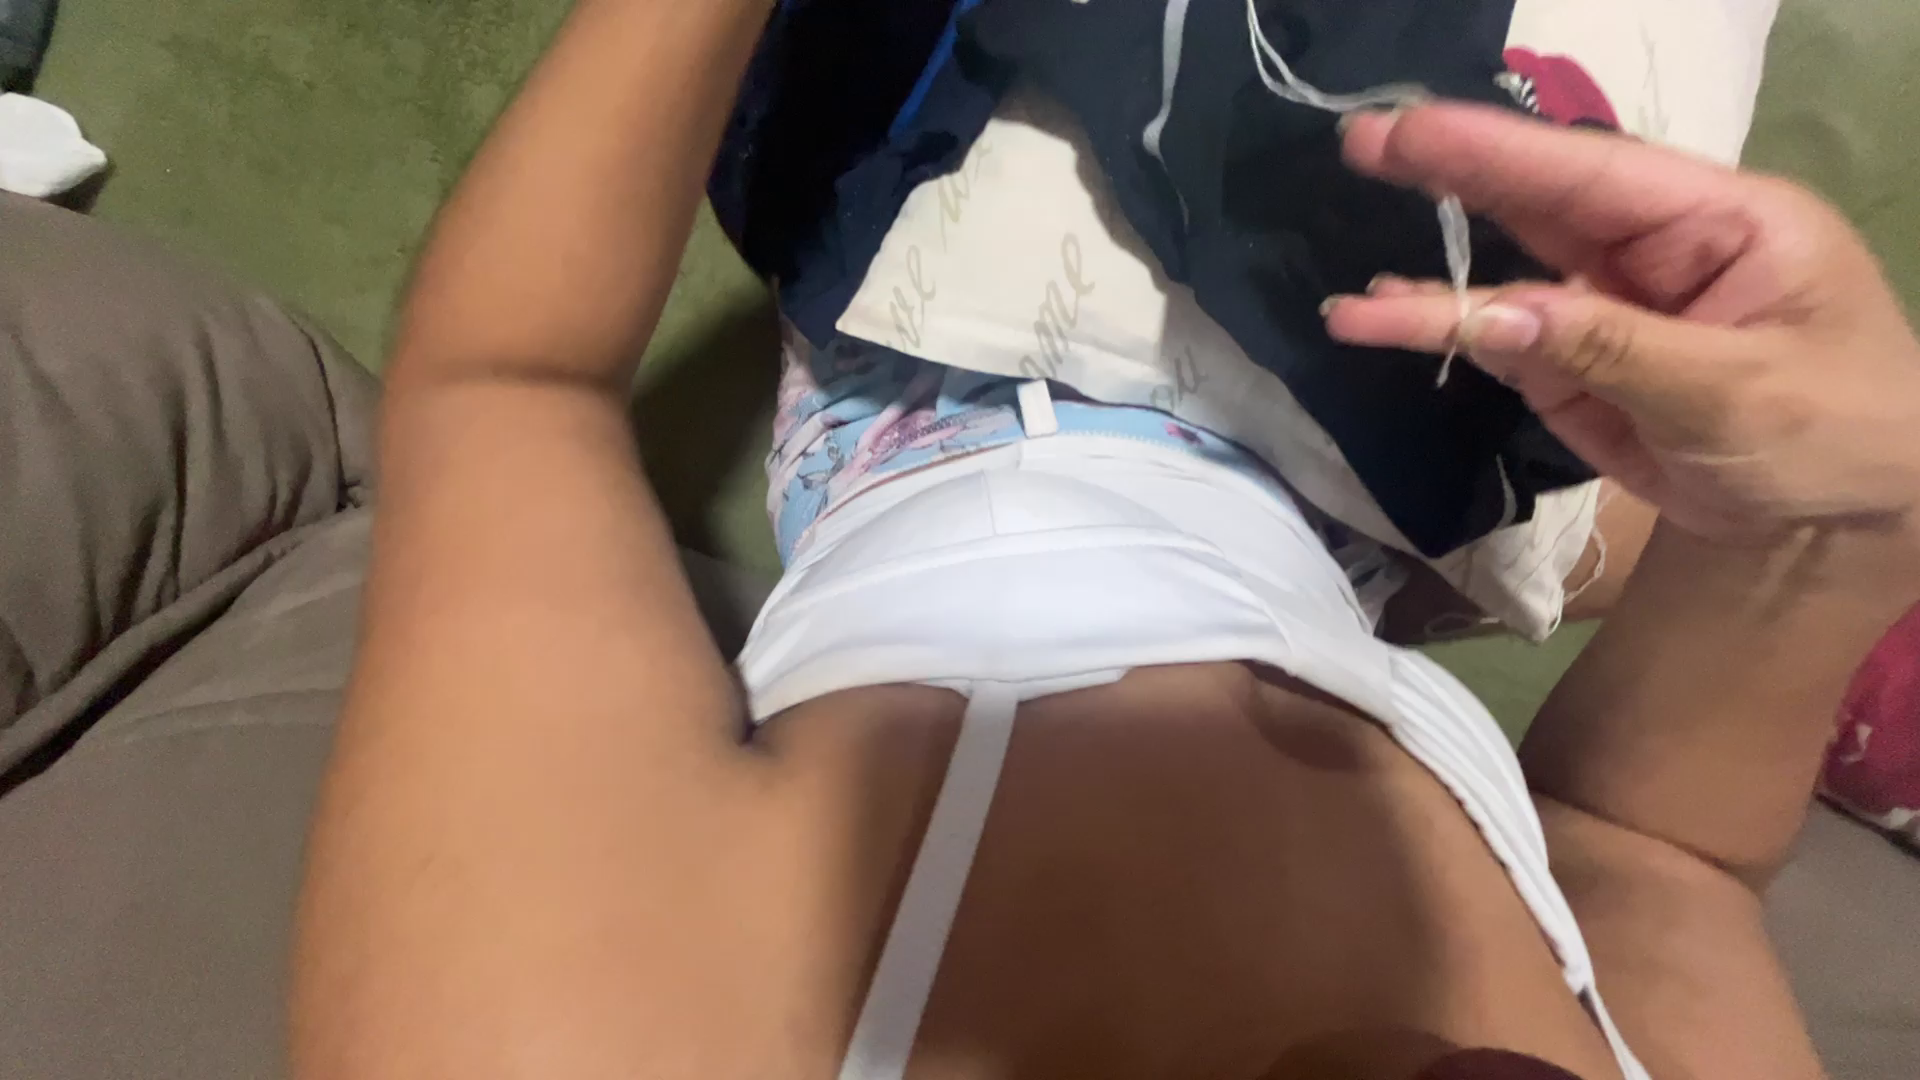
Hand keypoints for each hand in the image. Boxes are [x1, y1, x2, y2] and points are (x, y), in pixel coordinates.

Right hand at [1322, 104, 1919, 543]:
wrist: (1825, 514)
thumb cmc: (1831, 433)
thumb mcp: (1732, 388)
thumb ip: (1605, 346)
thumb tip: (1489, 317)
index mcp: (1715, 223)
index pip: (1587, 174)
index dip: (1491, 152)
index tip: (1406, 132)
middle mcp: (1643, 252)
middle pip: (1528, 205)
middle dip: (1443, 176)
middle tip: (1361, 143)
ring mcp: (1594, 310)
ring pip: (1493, 284)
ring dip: (1418, 289)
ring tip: (1343, 303)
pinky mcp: (1560, 364)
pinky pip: (1488, 340)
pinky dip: (1433, 332)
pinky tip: (1380, 320)